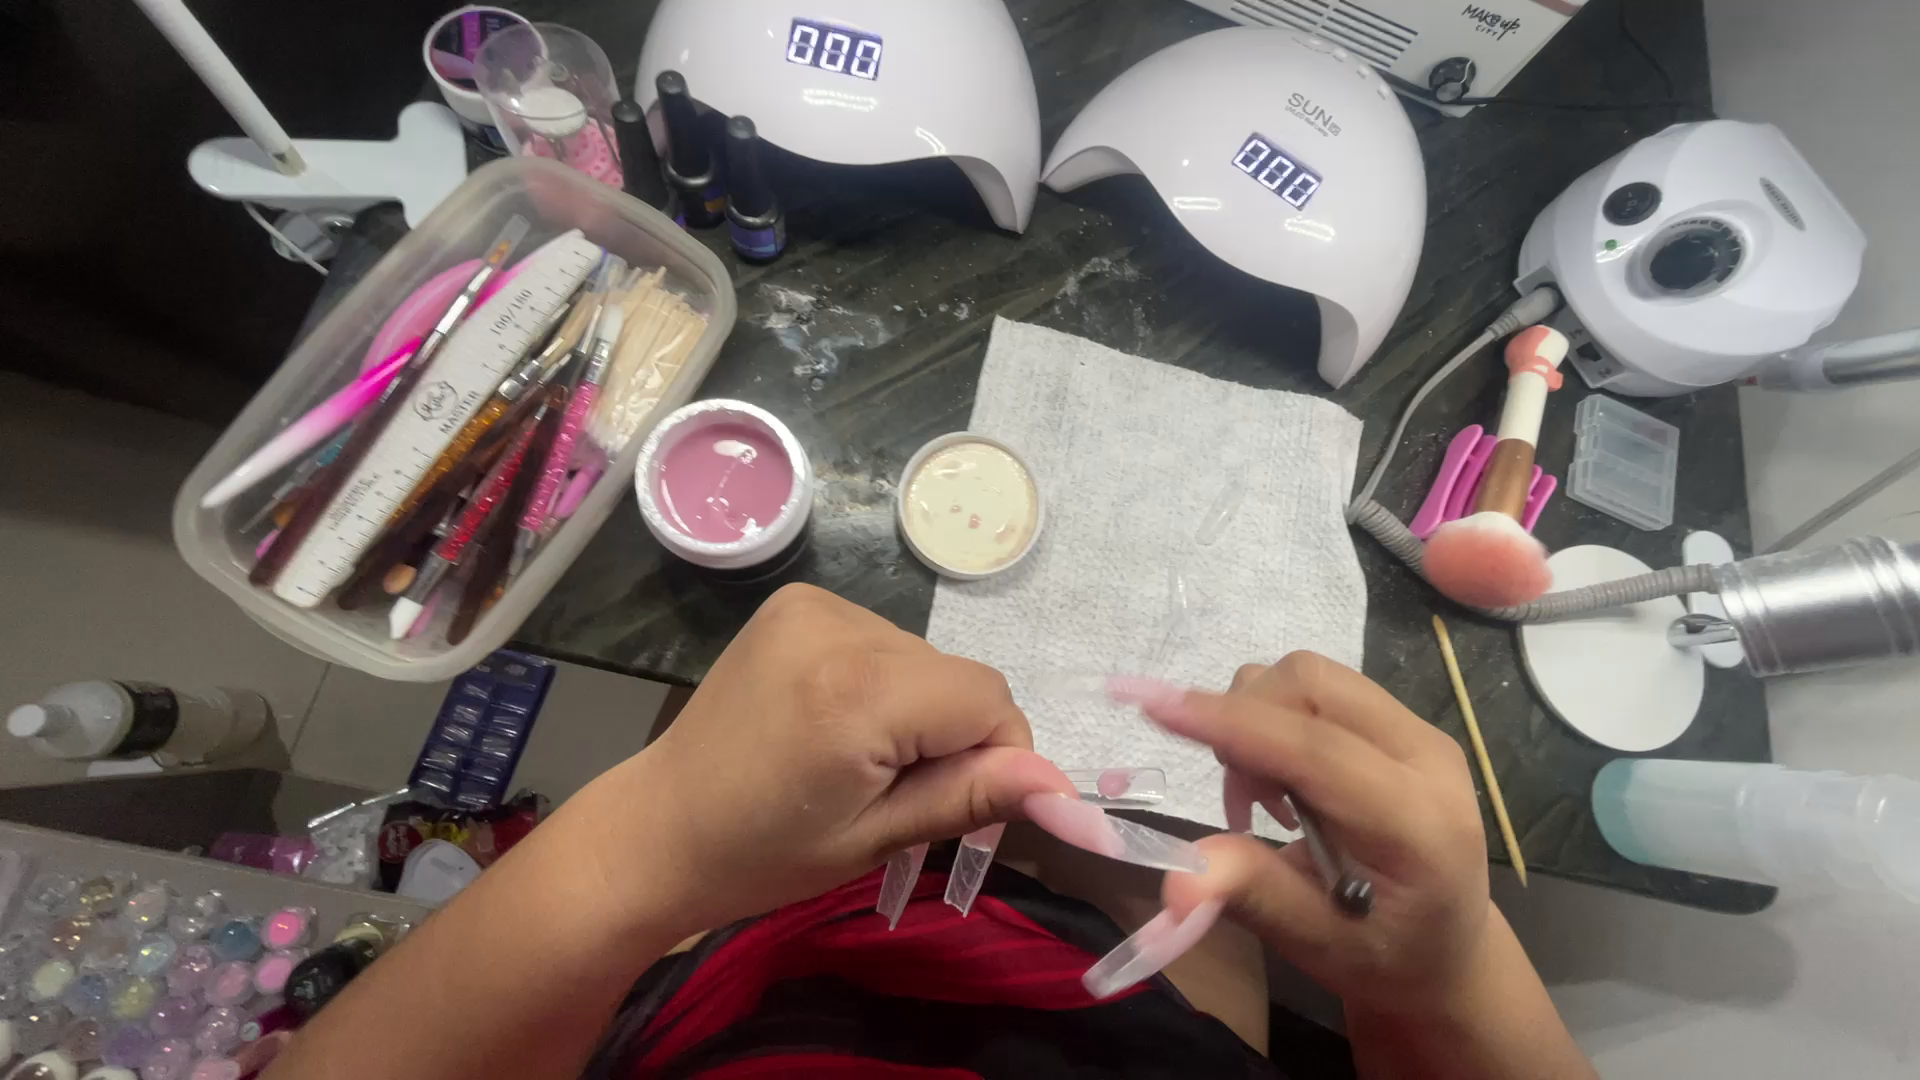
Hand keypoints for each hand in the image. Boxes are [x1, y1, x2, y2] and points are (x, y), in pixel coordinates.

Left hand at [566, 584, 1073, 935]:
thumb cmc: (763, 854)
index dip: (995, 753)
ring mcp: (814, 604)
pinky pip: (883, 639)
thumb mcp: (875, 839)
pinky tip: (838, 714)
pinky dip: (883, 679)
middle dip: (951, 734)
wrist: (659, 827)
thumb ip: (972, 797)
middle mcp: (839, 626)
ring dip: (916, 706)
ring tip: (858, 753)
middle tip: (896, 788)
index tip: (960, 802)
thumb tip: (1063, 786)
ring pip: (922, 658)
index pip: (987, 698)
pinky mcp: (798, 601)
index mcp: (858, 691)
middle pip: (954, 676)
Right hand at [1148, 652, 1491, 1016]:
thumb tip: (1175, 880)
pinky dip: (1270, 714)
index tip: (1155, 708)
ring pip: (1306, 674)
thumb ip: (1250, 893)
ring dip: (1254, 715)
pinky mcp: (1396, 718)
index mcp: (1419, 824)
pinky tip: (1280, 775)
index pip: (1316, 750)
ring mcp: (1414, 729)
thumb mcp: (1315, 941)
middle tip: (1238, 794)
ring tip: (1262, 790)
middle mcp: (1425, 757)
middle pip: (1310, 684)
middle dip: (1242, 718)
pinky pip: (1313, 684)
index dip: (1233, 725)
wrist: (1447, 944)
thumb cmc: (1382, 954)